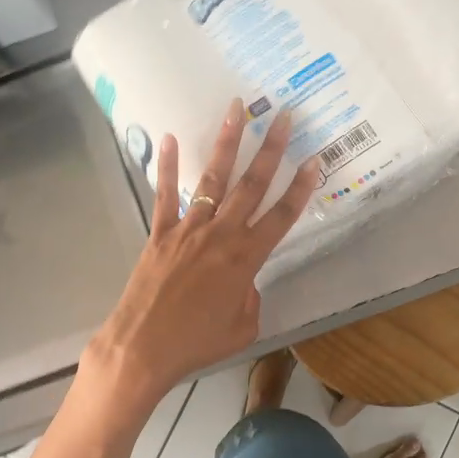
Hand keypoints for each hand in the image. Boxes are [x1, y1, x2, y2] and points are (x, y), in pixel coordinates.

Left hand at [86, 99, 320, 400]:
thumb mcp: (242, 328)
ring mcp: (188, 229)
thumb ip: (250, 297)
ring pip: (213, 179)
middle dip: (271, 149)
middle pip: (252, 185)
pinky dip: (167, 166)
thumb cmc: (196, 344)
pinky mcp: (160, 233)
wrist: (143, 348)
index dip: (301, 189)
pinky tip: (170, 138)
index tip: (315, 160)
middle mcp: (221, 235)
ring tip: (237, 110)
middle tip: (282, 116)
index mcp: (246, 259)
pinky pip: (166, 194)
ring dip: (227, 143)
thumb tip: (243, 280)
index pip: (282, 217)